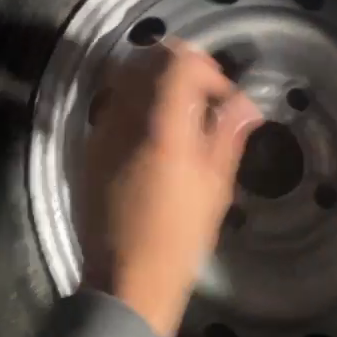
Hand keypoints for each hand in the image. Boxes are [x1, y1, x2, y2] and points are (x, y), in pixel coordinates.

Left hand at [79, 39, 262, 336]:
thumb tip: (245, 104)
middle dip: (182, 64)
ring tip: (180, 104)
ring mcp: (103, 127)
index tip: (223, 95)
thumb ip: (228, 136)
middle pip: (149, 58)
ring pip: (127, 72)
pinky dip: (135, 95)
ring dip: (156, 75)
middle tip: (204, 91)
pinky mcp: (90, 142)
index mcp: (162, 124)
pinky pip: (113, 99)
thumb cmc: (178, 239)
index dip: (207, 68)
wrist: (123, 278)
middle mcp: (126, 116)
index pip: (180, 62)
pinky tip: (153, 123)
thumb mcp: (214, 189)